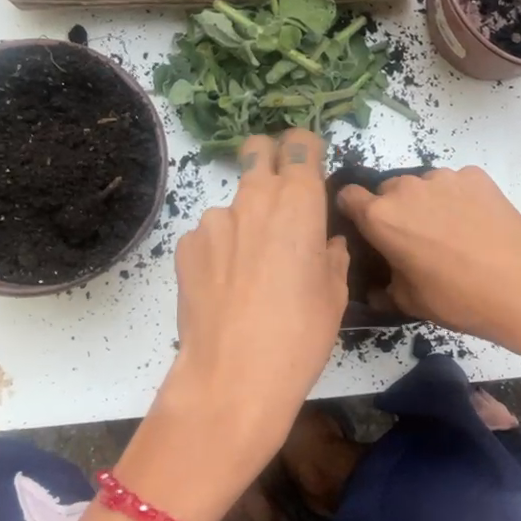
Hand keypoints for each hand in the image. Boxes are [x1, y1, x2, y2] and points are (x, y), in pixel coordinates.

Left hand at [118, 131, 347, 520]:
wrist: (233, 377)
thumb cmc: (300, 334)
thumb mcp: (335, 295)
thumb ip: (332, 255)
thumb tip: (327, 242)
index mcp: (299, 203)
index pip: (300, 144)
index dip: (305, 149)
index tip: (309, 166)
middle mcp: (254, 199)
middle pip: (258, 151)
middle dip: (270, 161)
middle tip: (281, 202)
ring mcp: (214, 222)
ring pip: (235, 204)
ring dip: (246, 222)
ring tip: (253, 272)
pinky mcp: (186, 247)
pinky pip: (210, 236)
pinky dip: (221, 251)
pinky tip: (227, 289)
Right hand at [336, 166, 520, 355]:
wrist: (519, 285)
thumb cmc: (455, 297)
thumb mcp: (409, 302)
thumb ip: (383, 289)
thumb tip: (377, 289)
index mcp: (381, 217)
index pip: (349, 196)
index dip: (354, 210)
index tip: (366, 227)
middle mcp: (407, 188)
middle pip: (388, 191)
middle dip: (395, 210)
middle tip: (415, 239)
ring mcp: (444, 178)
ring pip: (424, 186)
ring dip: (428, 203)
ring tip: (451, 232)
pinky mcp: (475, 175)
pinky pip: (456, 184)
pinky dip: (459, 198)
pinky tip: (476, 224)